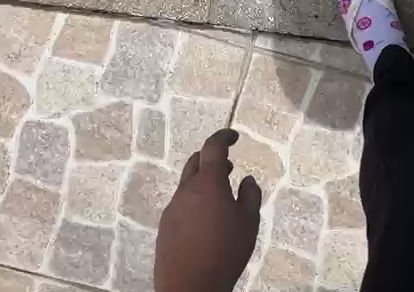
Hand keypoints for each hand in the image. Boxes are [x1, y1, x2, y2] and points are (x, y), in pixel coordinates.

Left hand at [155, 128, 261, 291]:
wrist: (189, 291)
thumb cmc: (224, 253)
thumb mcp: (248, 222)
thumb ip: (250, 196)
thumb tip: (246, 181)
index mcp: (207, 184)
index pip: (213, 147)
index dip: (223, 136)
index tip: (234, 136)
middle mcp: (185, 192)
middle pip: (195, 163)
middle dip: (211, 159)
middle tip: (228, 168)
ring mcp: (171, 211)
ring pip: (187, 186)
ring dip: (203, 184)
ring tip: (220, 200)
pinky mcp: (164, 230)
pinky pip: (180, 206)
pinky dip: (194, 203)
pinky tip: (205, 224)